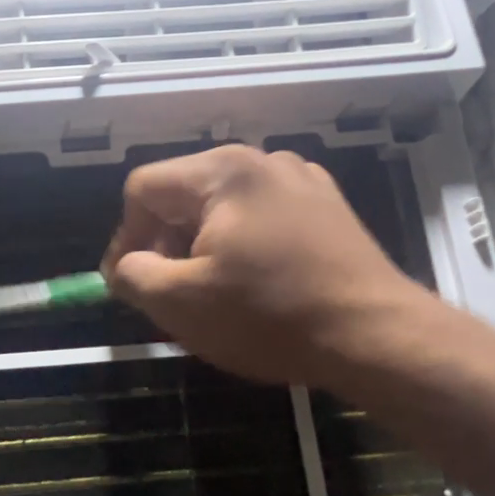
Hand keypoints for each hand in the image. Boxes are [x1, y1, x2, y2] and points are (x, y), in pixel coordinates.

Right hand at [102, 144, 432, 387]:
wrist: (370, 334)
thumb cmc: (266, 316)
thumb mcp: (177, 302)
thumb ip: (132, 275)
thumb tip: (125, 266)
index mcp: (222, 172)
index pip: (142, 189)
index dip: (124, 238)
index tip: (130, 286)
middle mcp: (262, 161)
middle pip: (183, 195)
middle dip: (164, 245)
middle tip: (168, 297)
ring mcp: (302, 181)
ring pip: (222, 209)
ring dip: (202, 250)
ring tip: (211, 297)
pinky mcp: (328, 209)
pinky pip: (261, 219)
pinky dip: (242, 248)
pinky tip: (255, 288)